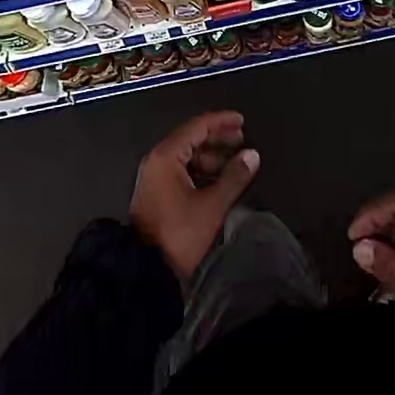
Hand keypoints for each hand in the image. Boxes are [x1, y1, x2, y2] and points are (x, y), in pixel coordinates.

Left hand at [130, 111, 259, 280]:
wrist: (143, 273)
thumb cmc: (177, 234)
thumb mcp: (212, 205)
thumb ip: (235, 176)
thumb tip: (252, 156)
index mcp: (166, 157)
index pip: (198, 126)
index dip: (222, 121)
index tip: (241, 121)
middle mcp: (156, 162)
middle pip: (191, 138)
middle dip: (218, 138)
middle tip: (241, 140)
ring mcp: (154, 178)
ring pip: (186, 155)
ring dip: (211, 156)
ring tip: (234, 163)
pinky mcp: (155, 193)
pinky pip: (181, 170)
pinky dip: (201, 169)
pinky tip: (219, 179)